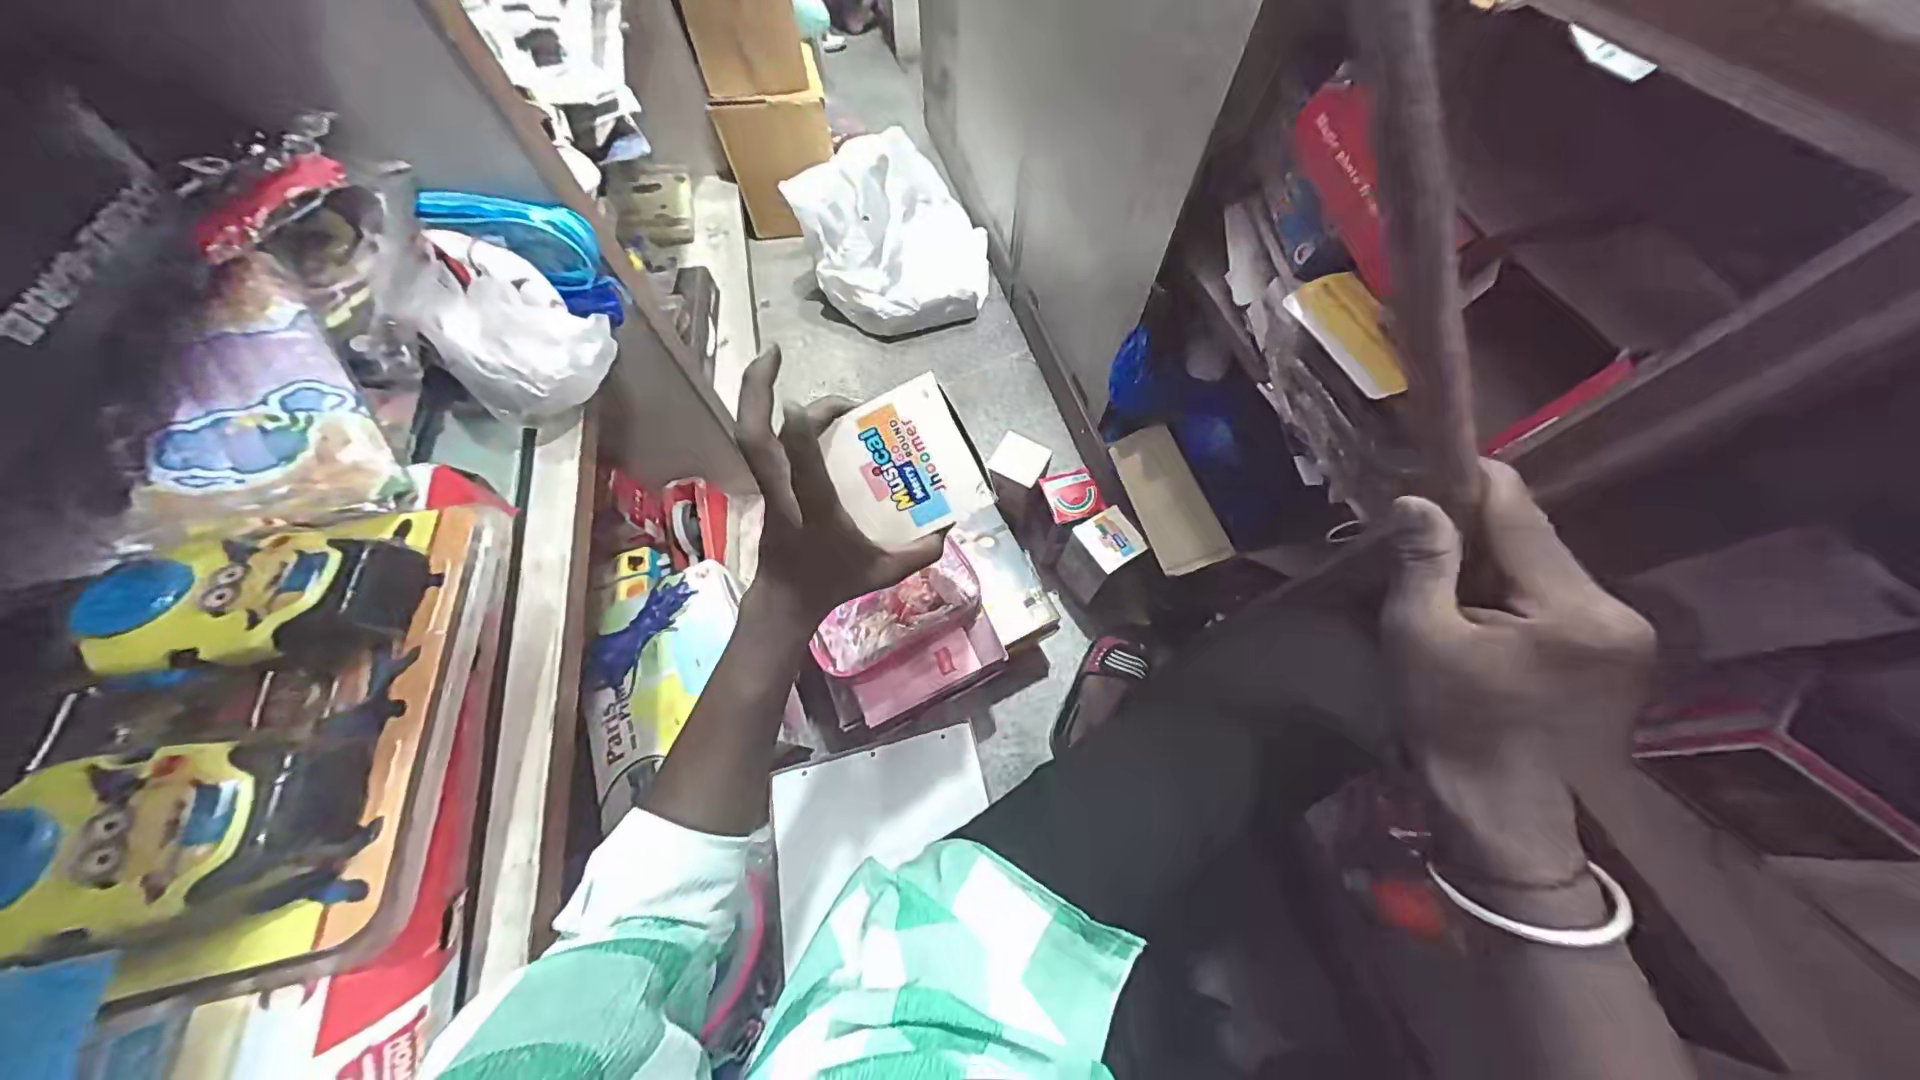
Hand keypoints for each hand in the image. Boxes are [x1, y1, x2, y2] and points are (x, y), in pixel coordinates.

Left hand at [734, 346, 945, 626]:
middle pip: (754, 439)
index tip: (799, 402)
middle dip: (755, 391)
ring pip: (751, 435)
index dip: (800, 436)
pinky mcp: (768, 484)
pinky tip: (801, 408)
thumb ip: (921, 551)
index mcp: (814, 513)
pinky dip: (770, 414)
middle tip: (774, 353)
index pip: (802, 472)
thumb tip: (950, 524)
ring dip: (760, 395)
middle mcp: (785, 492)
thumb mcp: (885, 572)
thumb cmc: (833, 583)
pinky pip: (762, 443)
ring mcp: (770, 487)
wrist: (786, 600)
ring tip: (784, 368)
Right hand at [1383, 459, 1654, 880]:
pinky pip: (1553, 600)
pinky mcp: (1616, 656)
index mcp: (1573, 609)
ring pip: (1543, 571)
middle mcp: (1618, 612)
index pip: (1522, 518)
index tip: (1438, 461)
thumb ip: (1423, 563)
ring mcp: (1626, 636)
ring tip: (1438, 576)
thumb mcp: (1418, 636)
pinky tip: (1473, 611)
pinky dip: (1509, 594)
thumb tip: (1417, 501)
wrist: (1500, 810)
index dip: (1478, 482)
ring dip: (1491, 565)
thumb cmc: (1450, 722)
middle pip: (1536, 543)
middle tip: (1419, 532)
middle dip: (1476, 533)